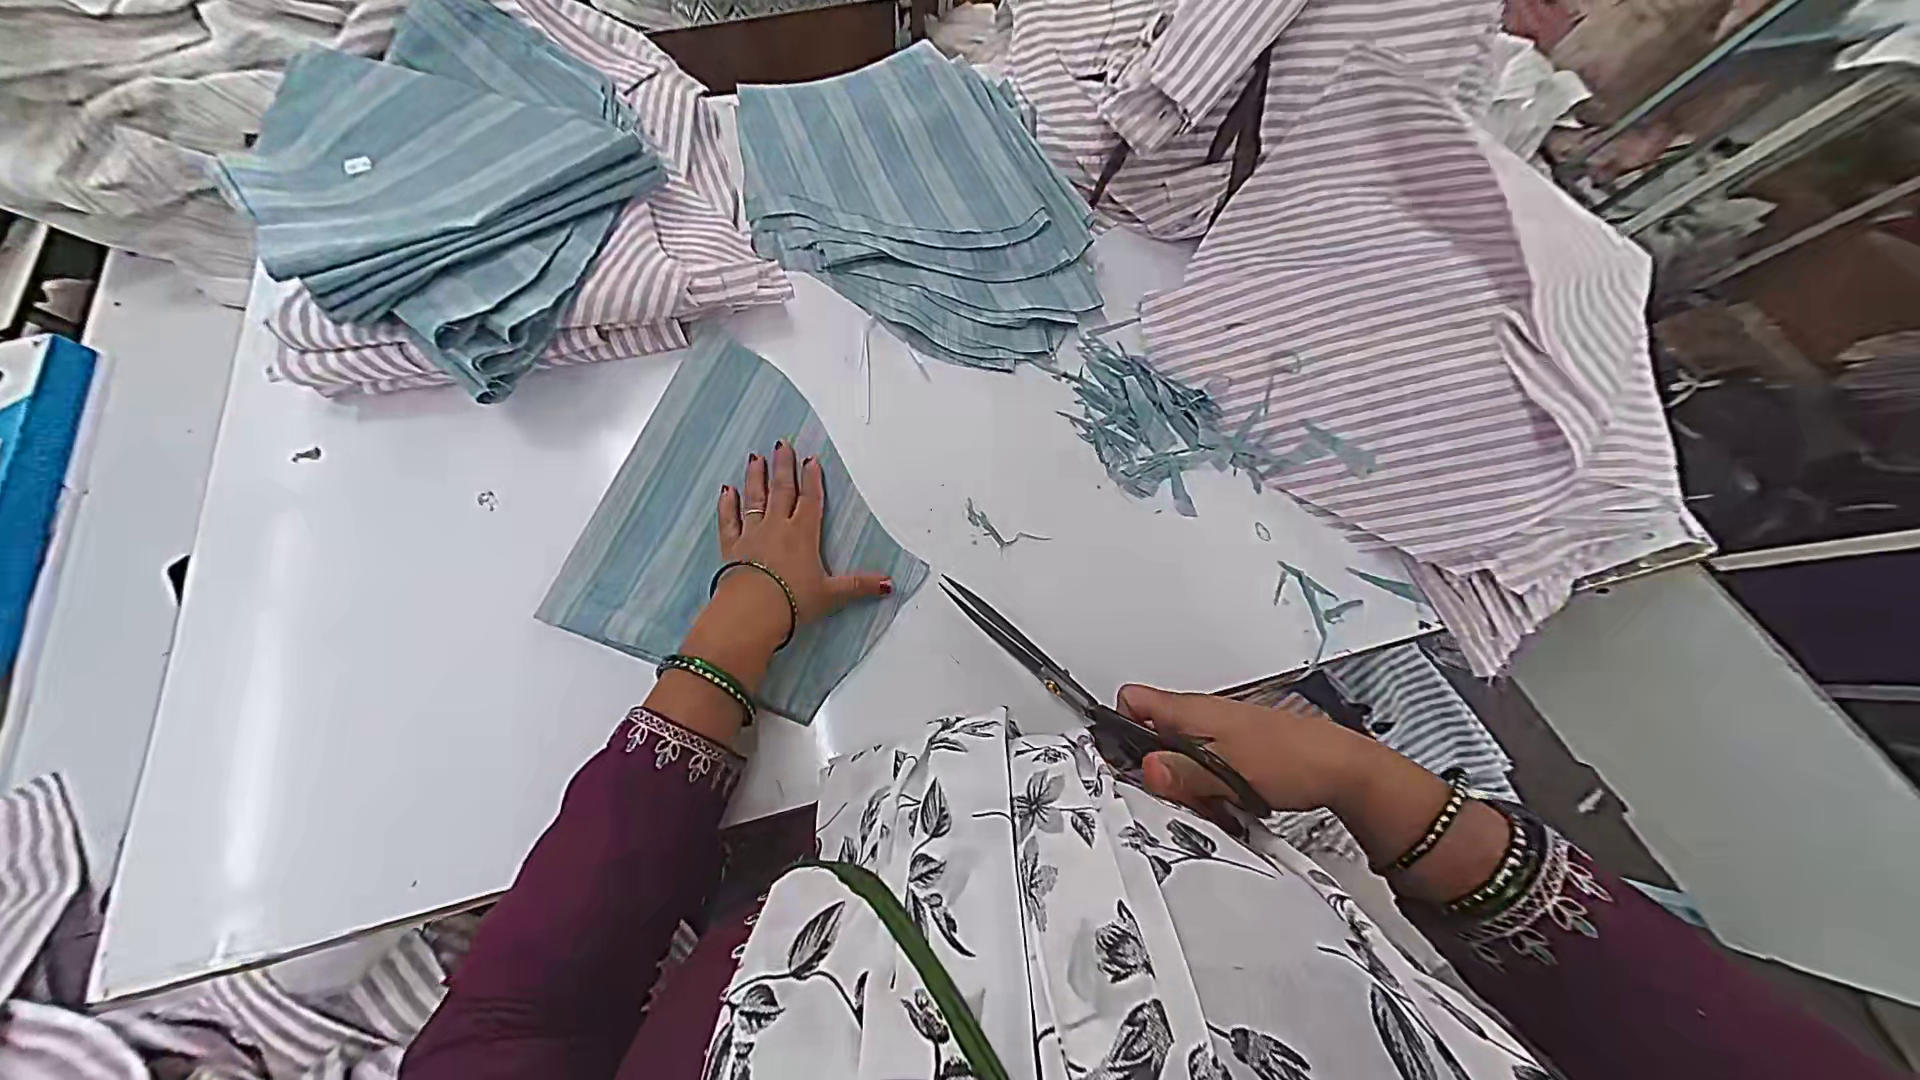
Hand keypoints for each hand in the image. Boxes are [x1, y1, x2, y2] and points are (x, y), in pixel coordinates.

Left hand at [716, 441, 892, 635]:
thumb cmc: (791, 601)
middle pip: (782, 490)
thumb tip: (887, 584)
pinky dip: (727, 505)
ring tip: (756, 459)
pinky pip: (729, 520)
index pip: (810, 500)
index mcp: (803, 534)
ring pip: (755, 499)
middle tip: (782, 445)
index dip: (812, 479)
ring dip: (756, 478)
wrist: (752, 612)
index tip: (811, 460)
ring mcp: (752, 535)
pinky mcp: (731, 548)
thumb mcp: (832, 594)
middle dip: (784, 467)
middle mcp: (777, 528)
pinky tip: (726, 491)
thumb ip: (859, 585)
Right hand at [1115, 684, 1385, 816]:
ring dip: (1184, 780)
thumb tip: (1145, 769)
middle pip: (1151, 735)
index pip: (1131, 701)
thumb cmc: (1292, 758)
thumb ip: (1181, 773)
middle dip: (1157, 768)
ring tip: (1208, 799)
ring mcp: (1216, 729)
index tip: (1125, 760)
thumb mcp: (1226, 773)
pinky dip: (1205, 783)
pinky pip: (1201, 762)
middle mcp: (1198, 715)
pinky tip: (1225, 800)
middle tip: (1176, 791)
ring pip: (1176, 752)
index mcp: (1188, 710)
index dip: (1119, 728)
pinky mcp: (1232, 745)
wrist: (1341, 765)